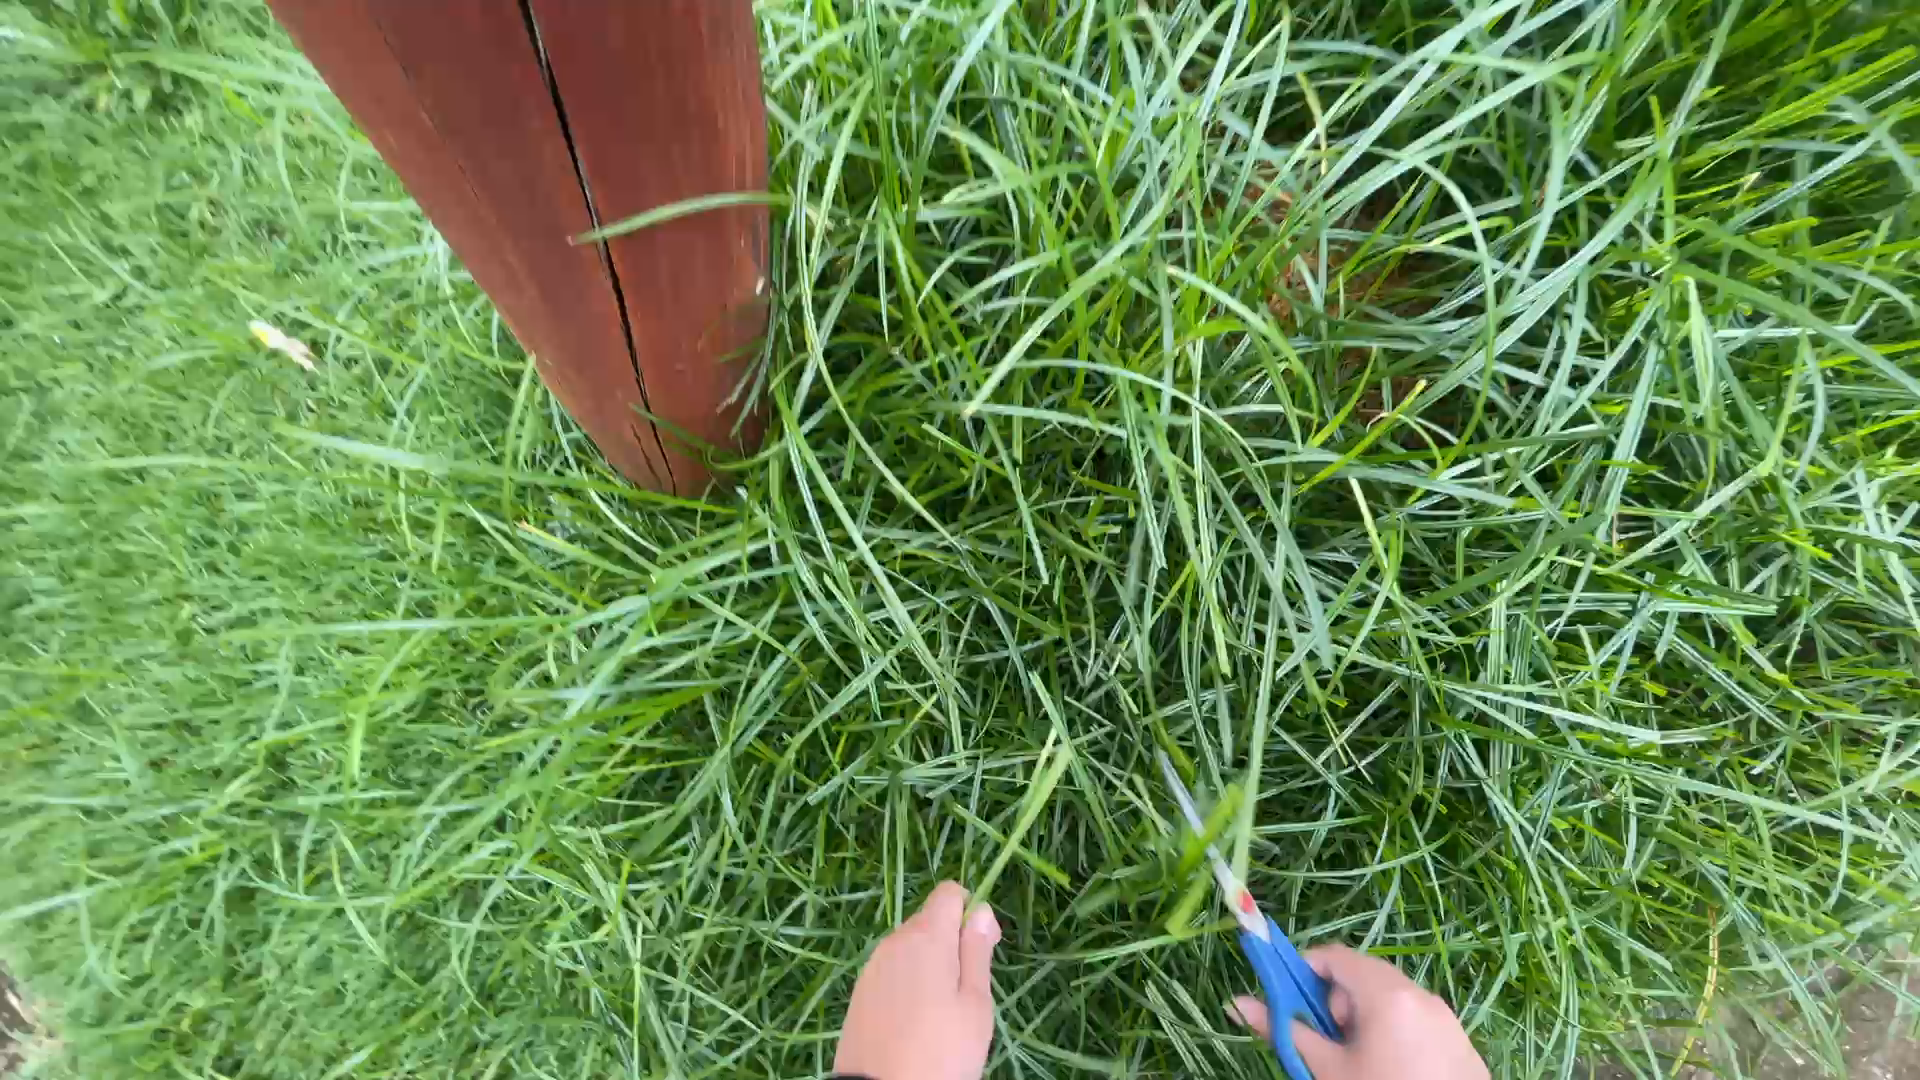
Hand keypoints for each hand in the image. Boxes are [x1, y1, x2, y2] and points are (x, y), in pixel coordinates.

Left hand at [833, 880, 1000, 1079]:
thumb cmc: (940, 1053)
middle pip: (930, 920)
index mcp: (926, 935)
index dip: (972, 911)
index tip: (984, 948)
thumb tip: (981, 910)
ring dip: (930, 964)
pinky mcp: (860, 991)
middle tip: (966, 991)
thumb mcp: (974, 1005)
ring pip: (911, 947)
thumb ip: (977, 952)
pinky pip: (893, 970)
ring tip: (941, 1013)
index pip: (950, 892)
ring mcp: (873, 965)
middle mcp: (896, 940)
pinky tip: (914, 1022)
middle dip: (952, 943)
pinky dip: (908, 983)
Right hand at [1229, 946, 1488, 1079]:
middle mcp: (1418, 993)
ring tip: (1361, 1059)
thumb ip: (1283, 1029)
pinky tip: (1393, 1069)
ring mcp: (1445, 1017)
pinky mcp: (1462, 1042)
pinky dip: (1394, 1029)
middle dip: (1336, 999)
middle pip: (1361, 974)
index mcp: (1385, 992)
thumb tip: (1233, 1002)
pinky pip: (1415, 1016)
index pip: (1334, 956)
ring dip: (1364, 1015)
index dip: (1308, 972)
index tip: (1300, 1006)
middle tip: (1332, 1040)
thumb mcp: (1329, 1070)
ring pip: (1388, 996)